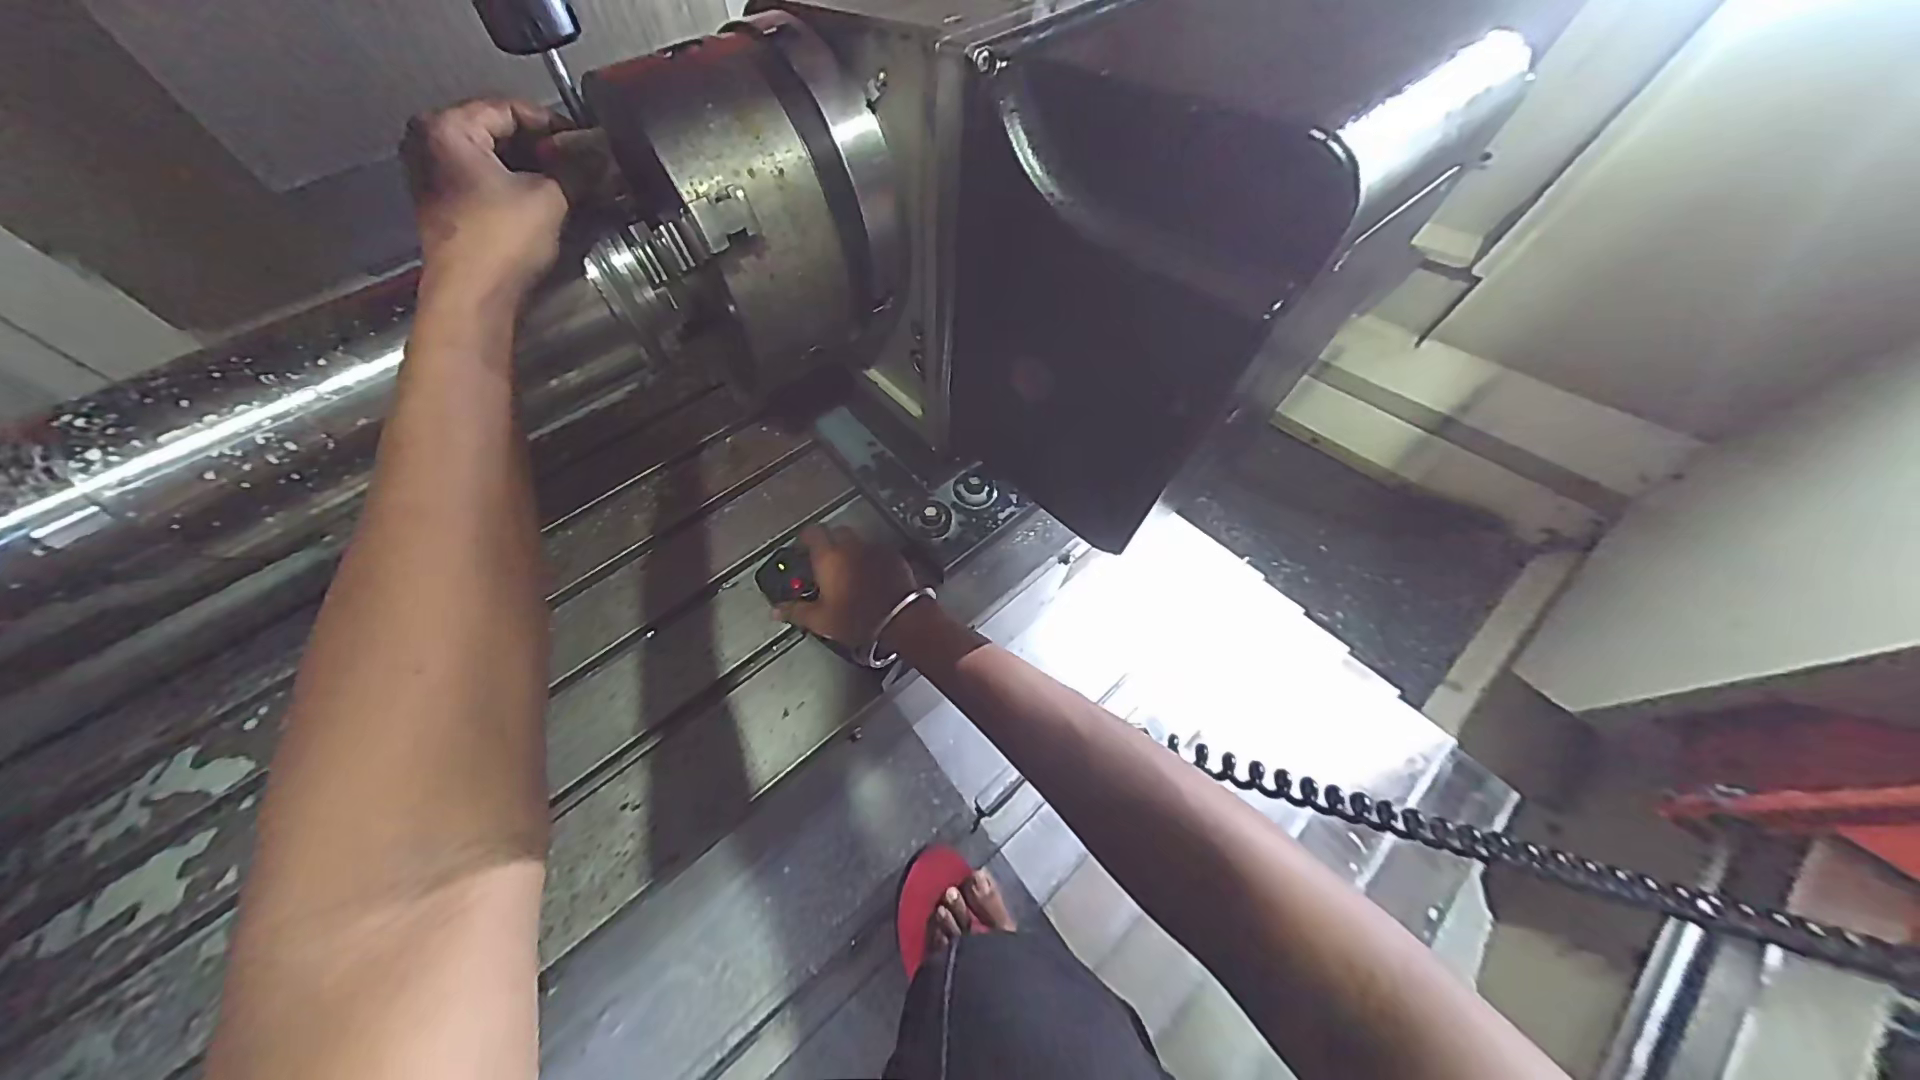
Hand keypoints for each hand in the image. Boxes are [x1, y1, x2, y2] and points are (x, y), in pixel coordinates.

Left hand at [402, 99, 569, 300]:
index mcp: (447, 127)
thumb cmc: (500, 240)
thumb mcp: (549, 199)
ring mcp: (436, 176)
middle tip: (583, 165)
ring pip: (495, 159)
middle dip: (545, 149)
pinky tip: (547, 202)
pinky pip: (487, 182)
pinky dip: (518, 187)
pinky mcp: (448, 206)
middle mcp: (431, 143)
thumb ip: (577, 171)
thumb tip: (602, 157)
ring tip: (571, 185)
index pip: (509, 108)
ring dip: (535, 170)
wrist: (473, 294)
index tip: (586, 143)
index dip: (554, 124)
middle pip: (499, 132)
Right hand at [777, 524, 919, 647]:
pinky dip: (869, 558)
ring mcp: (874, 549)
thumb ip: (795, 611)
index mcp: (829, 557)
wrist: (899, 619)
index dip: (805, 538)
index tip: (801, 548)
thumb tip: (778, 610)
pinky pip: (876, 551)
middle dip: (828, 543)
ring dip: (850, 551)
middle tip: (823, 561)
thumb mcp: (820, 619)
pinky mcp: (893, 556)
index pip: (811, 532)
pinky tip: (868, 575)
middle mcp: (851, 547)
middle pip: (835, 532)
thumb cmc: (858, 619)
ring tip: (846, 571)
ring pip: (857, 541)